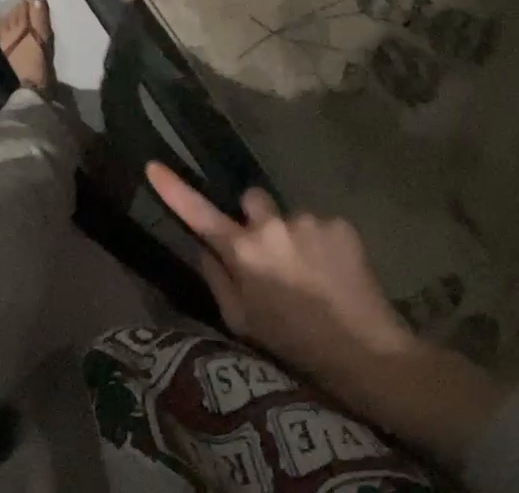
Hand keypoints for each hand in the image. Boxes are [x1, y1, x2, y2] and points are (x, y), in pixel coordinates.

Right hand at [144, 161, 412, 380]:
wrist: (364, 352)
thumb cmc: (294, 344)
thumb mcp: (242, 323)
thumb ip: (218, 280)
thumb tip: (206, 249)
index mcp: (242, 252)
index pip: (199, 213)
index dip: (174, 189)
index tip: (154, 165)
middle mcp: (271, 226)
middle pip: (252, 200)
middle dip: (256, 219)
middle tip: (271, 255)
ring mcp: (308, 221)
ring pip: (290, 218)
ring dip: (294, 237)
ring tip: (313, 276)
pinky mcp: (340, 225)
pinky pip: (322, 226)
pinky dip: (325, 245)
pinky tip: (336, 274)